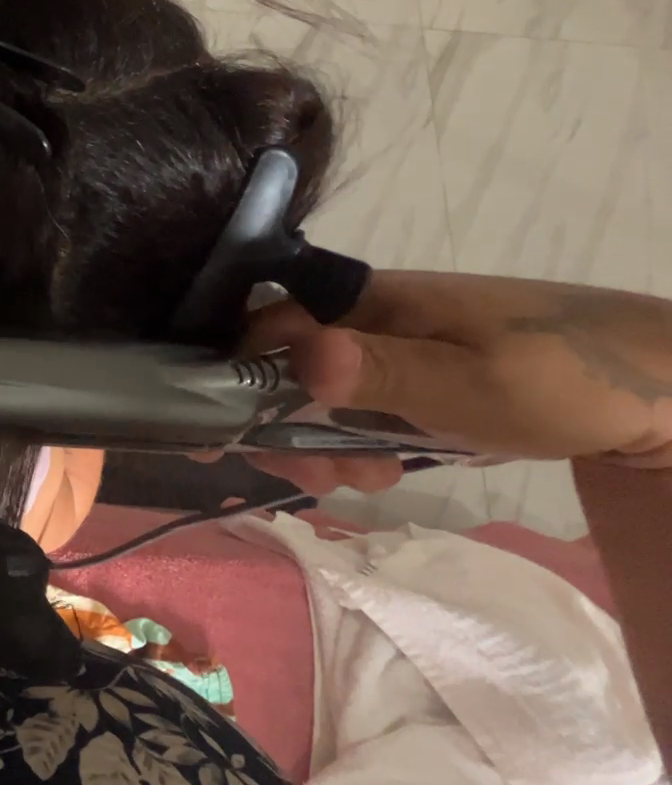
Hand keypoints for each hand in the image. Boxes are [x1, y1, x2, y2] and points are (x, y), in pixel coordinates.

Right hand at [245, 271, 671, 468]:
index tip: (218, 437)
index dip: (225, 379)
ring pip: (310, 393)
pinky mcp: (406, 375)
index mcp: (359, 302)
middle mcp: (356, 318)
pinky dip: (347, 441)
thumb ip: (381, 371)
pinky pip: (348, 405)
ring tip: (357, 481)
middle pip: (276, 367)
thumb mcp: (474, 383)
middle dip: (277, 427)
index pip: (258, 329)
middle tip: (309, 477)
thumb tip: (302, 356)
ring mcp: (381, 347)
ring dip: (315, 442)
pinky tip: (376, 469)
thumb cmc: (567, 380)